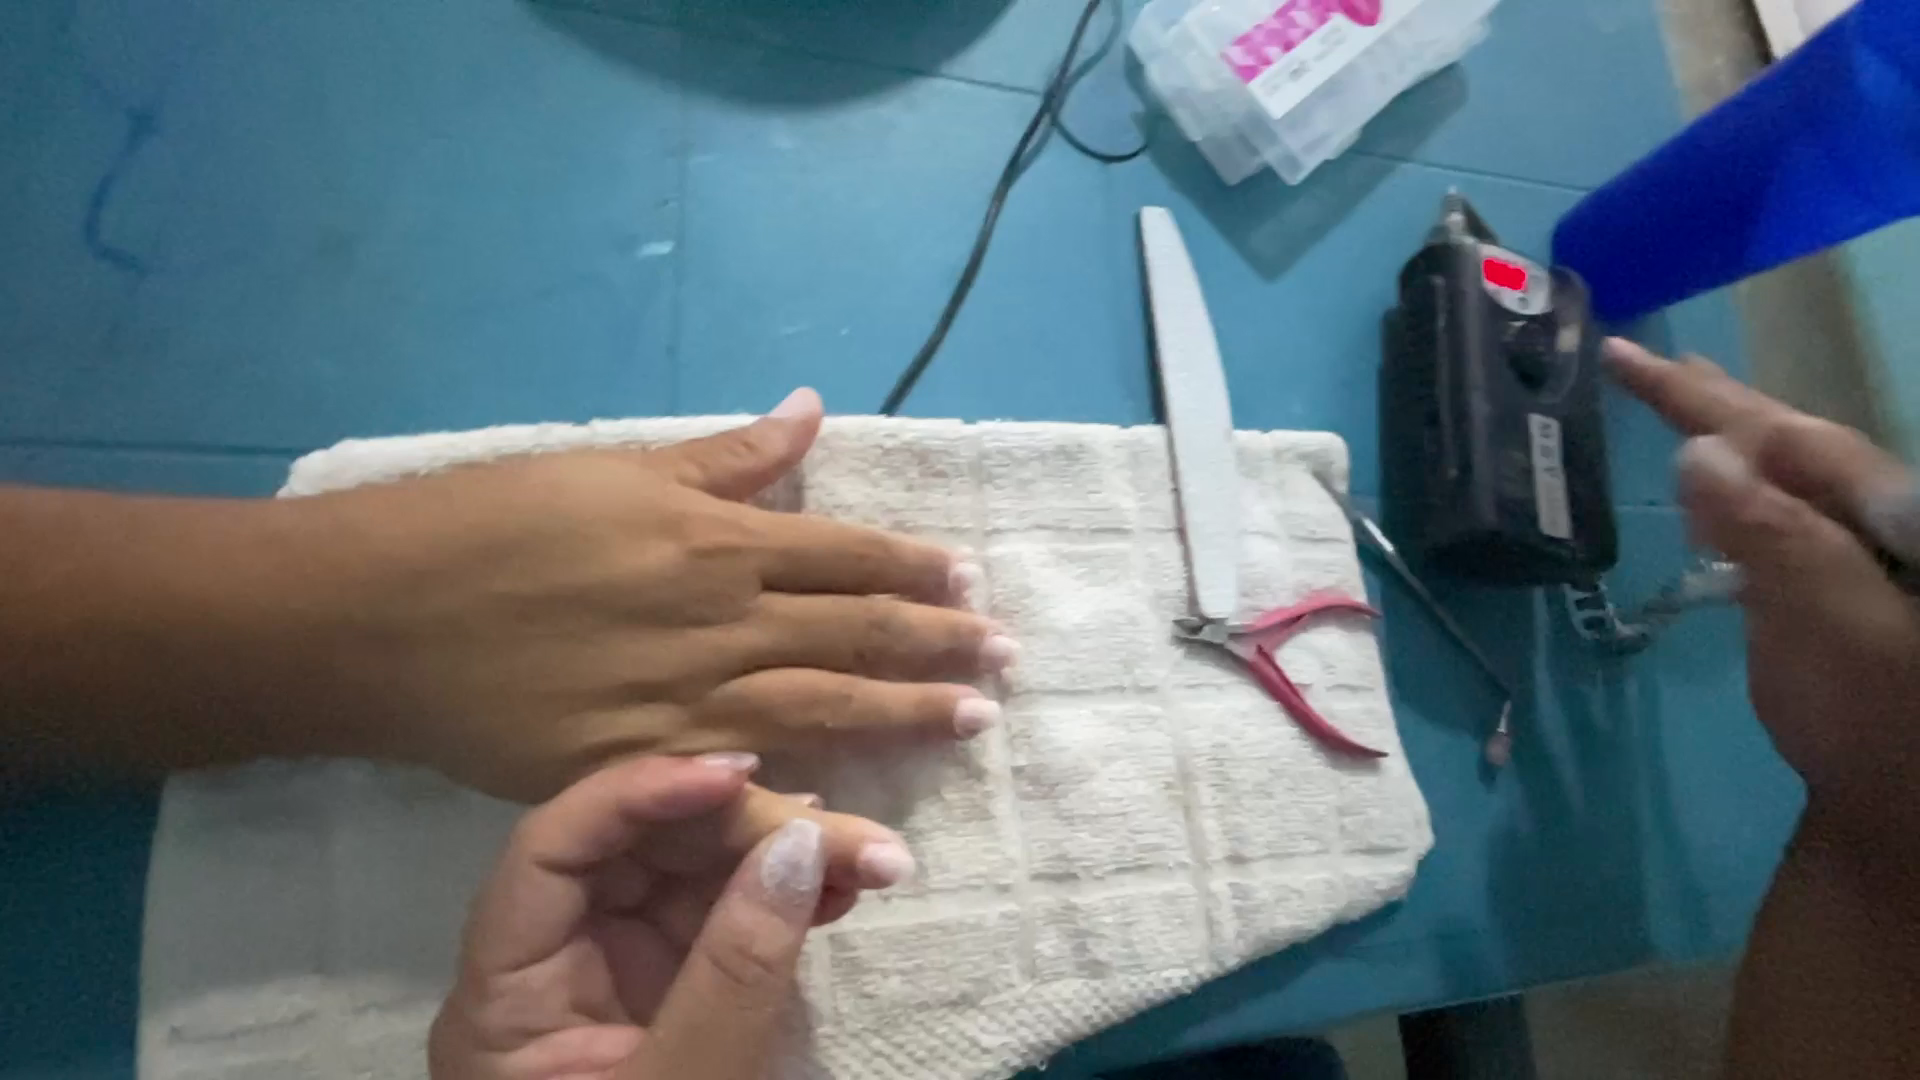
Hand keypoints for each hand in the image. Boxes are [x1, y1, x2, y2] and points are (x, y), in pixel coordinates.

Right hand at [273, 389, 1011, 800]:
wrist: (373, 615)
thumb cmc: (496, 522)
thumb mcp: (620, 467)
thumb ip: (731, 454)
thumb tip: (813, 410)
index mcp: (717, 541)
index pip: (848, 554)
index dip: (917, 566)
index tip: (971, 578)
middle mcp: (719, 620)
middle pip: (854, 631)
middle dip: (938, 641)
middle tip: (1006, 656)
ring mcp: (684, 701)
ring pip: (823, 706)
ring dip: (906, 714)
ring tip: (973, 720)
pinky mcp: (636, 766)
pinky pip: (739, 797)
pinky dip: (804, 818)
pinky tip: (868, 833)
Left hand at [431, 755, 903, 1079]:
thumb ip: (736, 972)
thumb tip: (799, 840)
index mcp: (511, 992)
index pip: (553, 848)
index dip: (641, 793)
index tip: (736, 780)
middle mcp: (564, 951)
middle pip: (648, 844)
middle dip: (755, 828)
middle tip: (853, 836)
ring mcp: (630, 955)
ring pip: (705, 862)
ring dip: (792, 850)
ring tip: (872, 858)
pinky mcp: (686, 965)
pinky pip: (738, 900)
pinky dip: (794, 888)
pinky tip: (845, 885)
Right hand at [1606, 339, 1919, 840]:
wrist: (1911, 809)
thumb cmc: (1883, 724)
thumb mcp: (1834, 627)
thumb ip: (1777, 535)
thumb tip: (1702, 450)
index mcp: (1902, 515)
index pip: (1792, 437)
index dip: (1704, 397)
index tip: (1625, 358)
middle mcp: (1891, 519)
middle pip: (1798, 442)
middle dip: (1717, 400)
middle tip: (1643, 360)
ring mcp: (1868, 552)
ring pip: (1788, 473)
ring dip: (1726, 431)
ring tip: (1680, 397)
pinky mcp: (1837, 583)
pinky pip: (1778, 512)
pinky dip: (1734, 483)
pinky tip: (1714, 479)